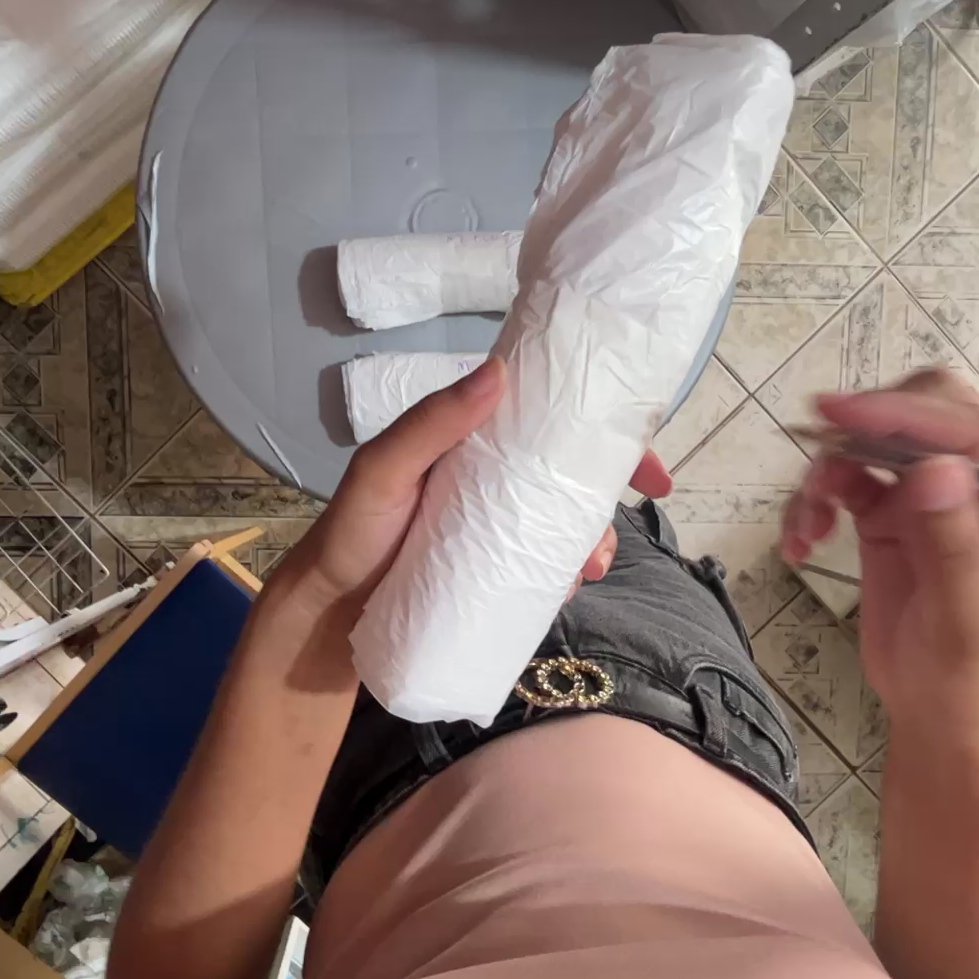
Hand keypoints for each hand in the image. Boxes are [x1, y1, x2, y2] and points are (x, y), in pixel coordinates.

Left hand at [270, 355, 671, 624]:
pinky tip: (564, 590)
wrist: (333, 606)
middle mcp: (492, 477)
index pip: (545, 418)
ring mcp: (495, 524)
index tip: (645, 459)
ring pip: (562, 522)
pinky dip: (563, 574)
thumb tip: (497, 372)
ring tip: (587, 570)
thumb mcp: (383, 469)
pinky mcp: (493, 566)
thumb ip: (430, 423)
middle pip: (568, 475)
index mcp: (472, 440)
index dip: (602, 429)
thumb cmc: (354, 529)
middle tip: (621, 532)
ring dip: (592, 543)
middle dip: (609, 498)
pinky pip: (542, 563)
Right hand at [780, 369, 978, 751]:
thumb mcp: (975, 625)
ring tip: (805, 529)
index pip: (971, 434)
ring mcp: (933, 502)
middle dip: (868, 426)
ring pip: (872, 447)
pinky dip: (813, 503)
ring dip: (827, 475)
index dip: (906, 415)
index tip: (840, 414)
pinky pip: (844, 486)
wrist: (943, 726)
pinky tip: (801, 542)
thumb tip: (935, 467)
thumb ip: (957, 545)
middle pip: (926, 418)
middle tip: (815, 443)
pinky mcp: (889, 521)